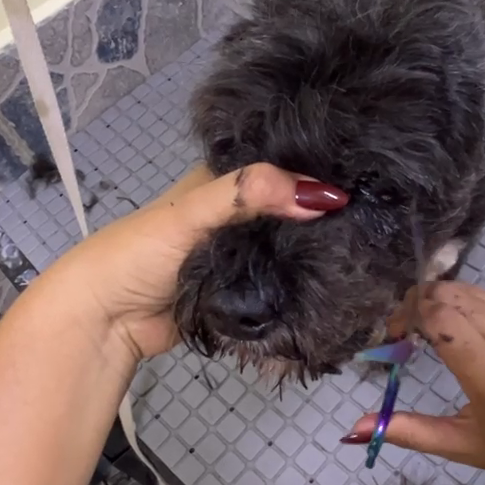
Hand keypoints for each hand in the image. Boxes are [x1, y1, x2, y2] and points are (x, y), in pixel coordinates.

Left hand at [37, 163, 345, 366]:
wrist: (103, 322)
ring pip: (291, 246)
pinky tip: (342, 276)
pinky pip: (282, 282)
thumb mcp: (191, 212)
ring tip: (375, 244)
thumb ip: (246, 195)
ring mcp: (242, 253)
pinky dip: (303, 281)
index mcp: (224, 181)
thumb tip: (321, 196)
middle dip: (326, 213)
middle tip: (381, 214)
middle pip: (291, 208)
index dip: (319, 166)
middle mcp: (238, 213)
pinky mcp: (245, 290)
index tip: (369, 171)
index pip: (282, 163)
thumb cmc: (138, 253)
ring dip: (320, 249)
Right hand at [339, 282, 484, 484]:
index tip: (395, 340)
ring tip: (427, 330)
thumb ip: (408, 431)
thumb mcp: (460, 445)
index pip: (440, 319)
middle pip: (447, 295)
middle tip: (404, 334)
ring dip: (437, 300)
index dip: (409, 317)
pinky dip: (462, 301)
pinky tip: (456, 326)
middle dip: (416, 305)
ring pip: (466, 289)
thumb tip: (356, 428)